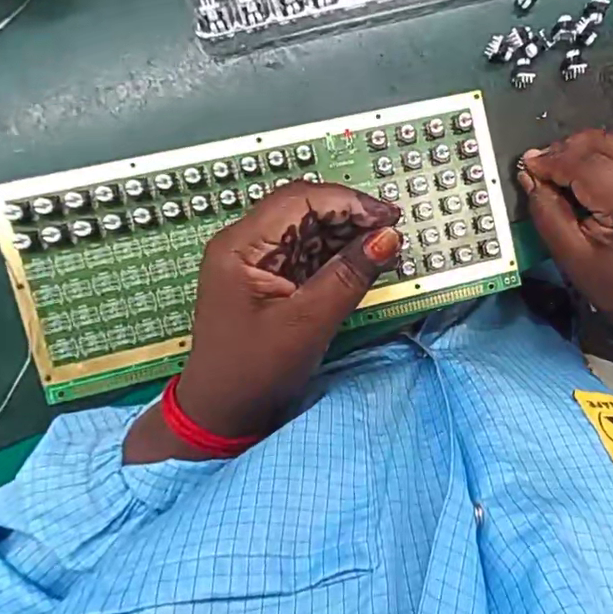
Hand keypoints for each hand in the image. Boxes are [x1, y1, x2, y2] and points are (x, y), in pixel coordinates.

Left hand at [125, 182, 402, 462]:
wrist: (223, 413)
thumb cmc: (253, 374)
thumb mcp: (308, 324)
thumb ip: (349, 276)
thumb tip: (387, 238)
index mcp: (240, 247)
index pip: (298, 200)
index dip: (347, 201)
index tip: (387, 218)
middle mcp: (243, 246)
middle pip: (302, 210)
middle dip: (348, 216)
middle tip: (389, 233)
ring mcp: (254, 263)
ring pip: (306, 231)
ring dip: (345, 236)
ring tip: (380, 250)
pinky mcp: (268, 280)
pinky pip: (305, 255)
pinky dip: (334, 257)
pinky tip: (359, 265)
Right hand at [517, 129, 612, 339]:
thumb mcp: (571, 257)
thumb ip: (548, 213)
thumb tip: (530, 175)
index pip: (589, 166)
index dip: (554, 161)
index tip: (528, 164)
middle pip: (610, 144)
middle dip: (570, 148)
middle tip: (542, 162)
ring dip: (591, 145)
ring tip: (564, 162)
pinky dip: (612, 150)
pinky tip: (592, 165)